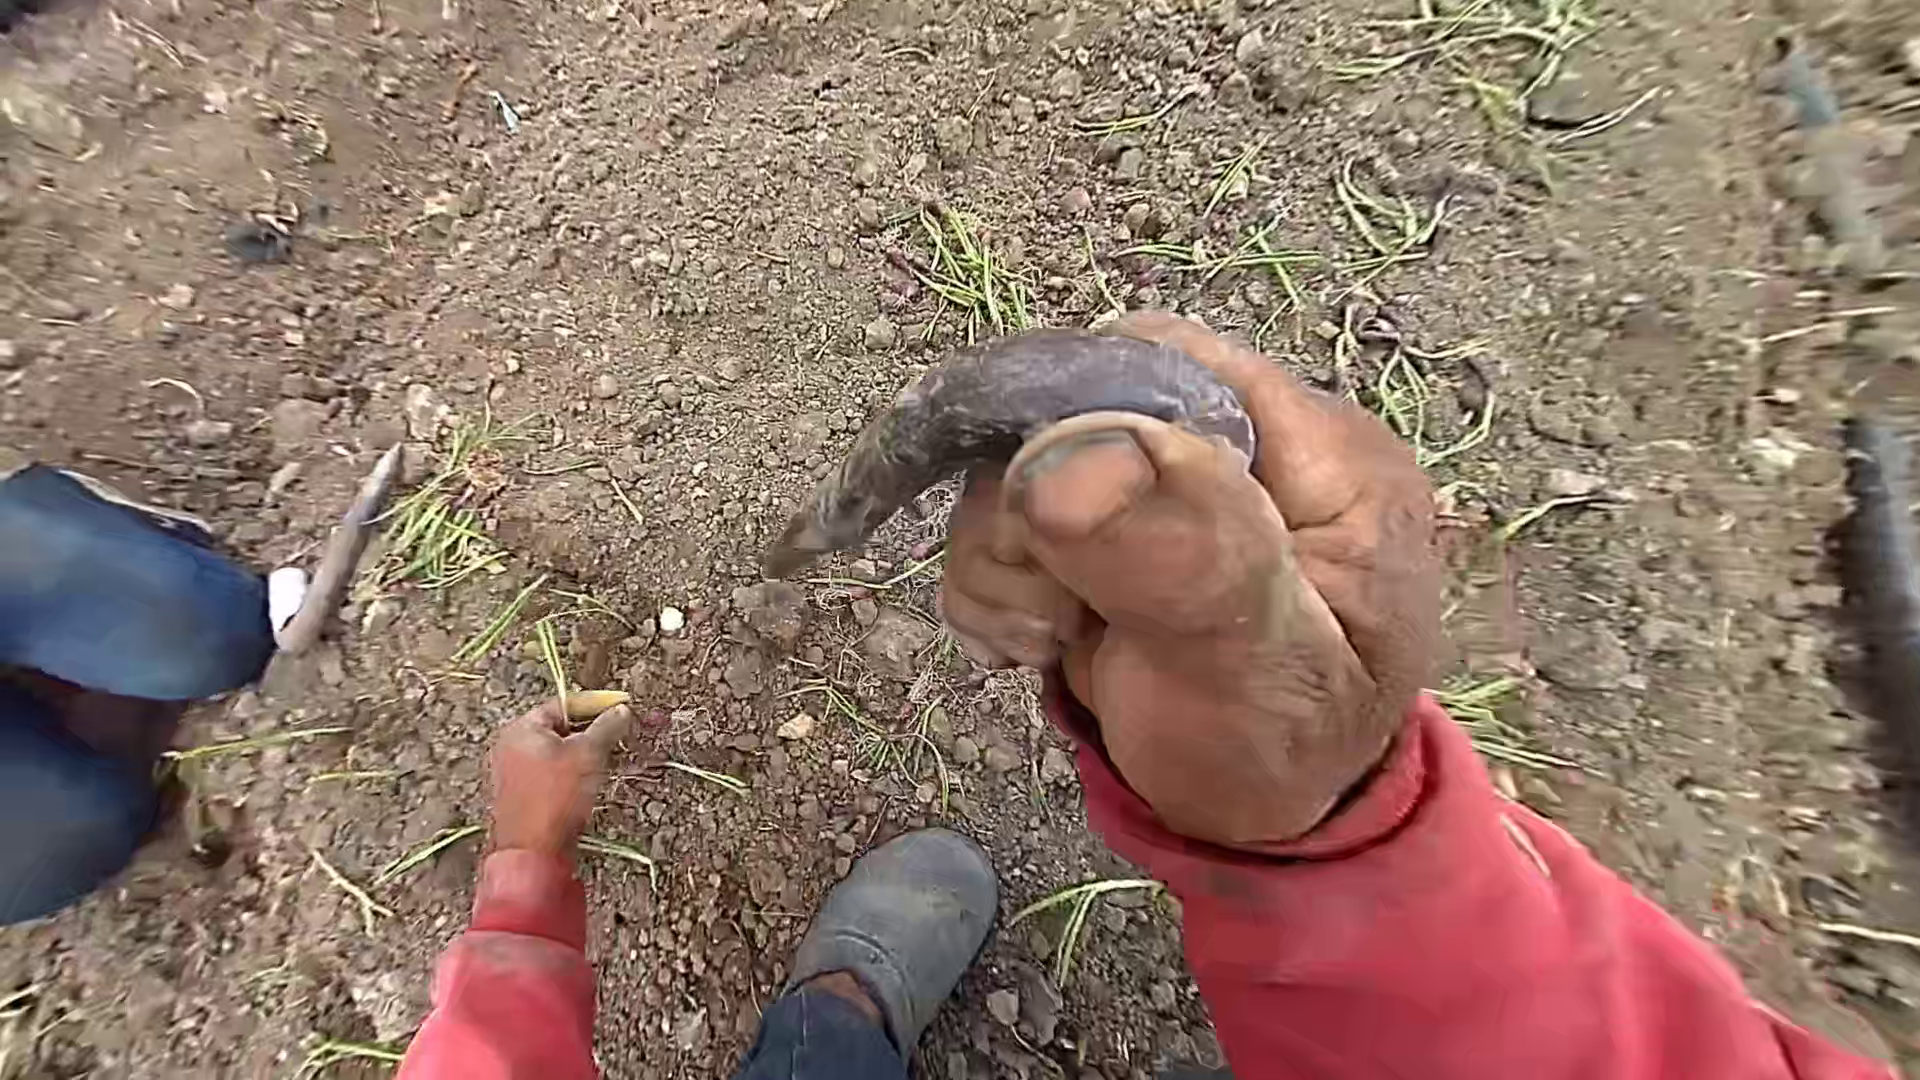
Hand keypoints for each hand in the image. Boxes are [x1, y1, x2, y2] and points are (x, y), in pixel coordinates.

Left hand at [489, 701, 633, 856]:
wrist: (533, 852)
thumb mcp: (590, 752)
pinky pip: (556, 767)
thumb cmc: (557, 795)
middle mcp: (513, 746)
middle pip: (563, 725)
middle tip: (621, 728)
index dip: (598, 702)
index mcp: (521, 729)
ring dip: (589, 747)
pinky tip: (598, 771)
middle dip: (595, 726)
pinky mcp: (525, 792)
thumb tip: (621, 710)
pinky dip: (578, 765)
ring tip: (614, 750)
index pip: (565, 703)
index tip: (624, 705)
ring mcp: (516, 771)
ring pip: (561, 747)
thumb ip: (607, 725)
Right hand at [939, 312, 1438, 845]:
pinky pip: (991, 527)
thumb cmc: (1272, 748)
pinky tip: (1032, 640)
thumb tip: (1068, 453)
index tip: (1061, 531)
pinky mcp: (1087, 534)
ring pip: (1008, 475)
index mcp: (1307, 450)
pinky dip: (988, 589)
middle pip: (1062, 416)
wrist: (1238, 808)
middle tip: (1061, 609)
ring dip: (1002, 566)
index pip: (1164, 363)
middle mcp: (1218, 449)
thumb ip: (1186, 560)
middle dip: (1032, 522)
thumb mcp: (1257, 669)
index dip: (1084, 424)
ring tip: (1051, 635)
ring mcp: (1143, 491)